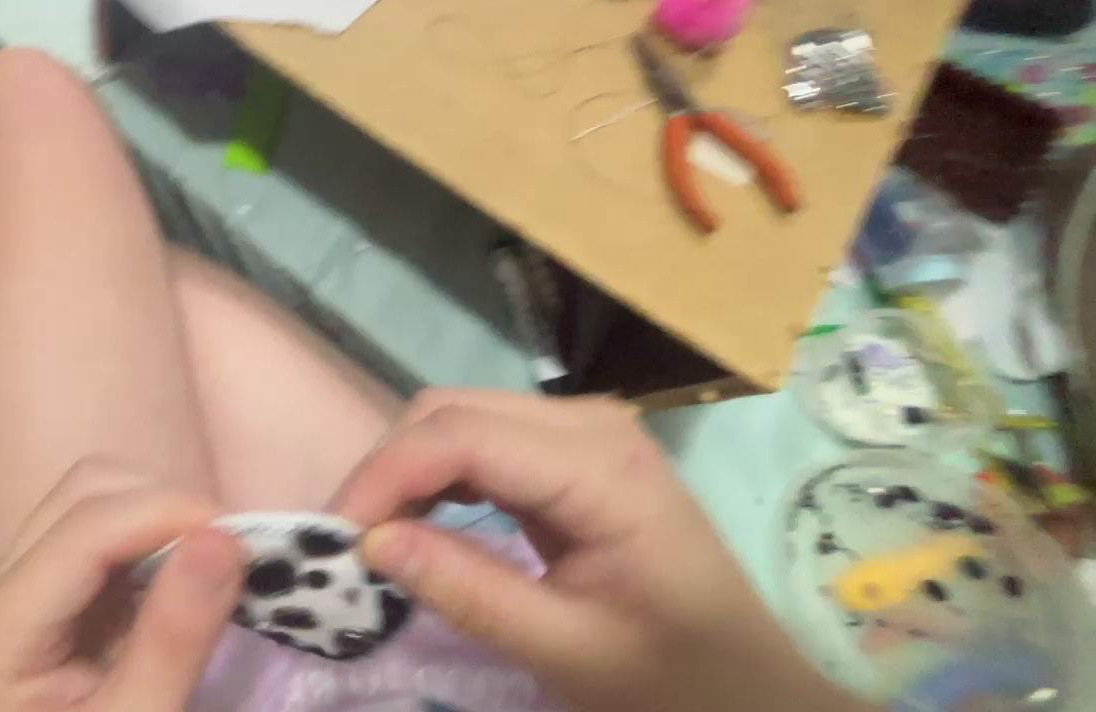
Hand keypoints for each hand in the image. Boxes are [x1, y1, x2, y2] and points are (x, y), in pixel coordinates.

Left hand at [0, 461, 244, 711]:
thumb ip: (173, 640)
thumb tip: (224, 538)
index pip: (84, 529)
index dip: (163, 512)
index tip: (239, 535)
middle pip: (84, 494)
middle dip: (161, 504)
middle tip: (228, 551)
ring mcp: (22, 580)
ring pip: (93, 494)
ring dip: (158, 510)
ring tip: (208, 560)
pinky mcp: (54, 586)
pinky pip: (104, 524)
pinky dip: (152, 531)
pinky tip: (182, 570)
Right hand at [331, 391, 867, 711]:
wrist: (757, 689)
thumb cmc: (677, 682)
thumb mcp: (570, 654)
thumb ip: (468, 593)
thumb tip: (370, 542)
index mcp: (602, 468)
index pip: (461, 437)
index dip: (387, 474)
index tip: (337, 532)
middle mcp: (585, 421)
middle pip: (449, 412)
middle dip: (388, 468)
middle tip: (352, 537)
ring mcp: (576, 425)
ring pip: (452, 416)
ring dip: (404, 468)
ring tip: (377, 529)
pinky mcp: (562, 442)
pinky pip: (473, 436)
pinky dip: (432, 472)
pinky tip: (419, 515)